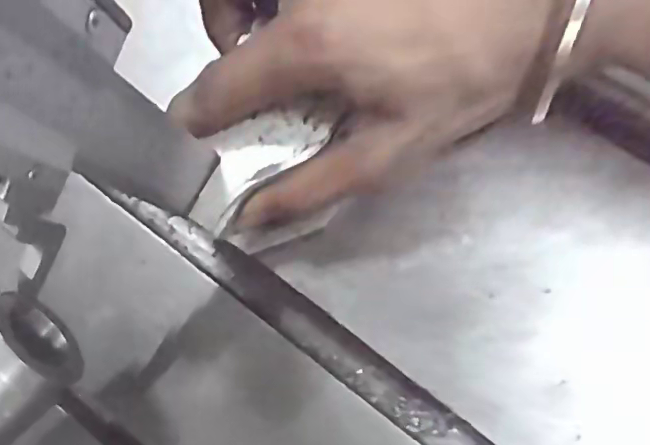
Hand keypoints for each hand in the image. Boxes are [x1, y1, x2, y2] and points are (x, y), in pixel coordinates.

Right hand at [170, 0, 562, 228]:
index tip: (187, 134)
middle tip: (242, 62)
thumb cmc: (462, 83)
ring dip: (246, 2)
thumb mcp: (385, 155)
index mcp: (309, 43)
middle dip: (218, 34)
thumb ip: (308, 188)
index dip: (194, 116)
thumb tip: (249, 218)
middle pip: (221, 0)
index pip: (220, 83)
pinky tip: (311, 8)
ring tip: (276, 27)